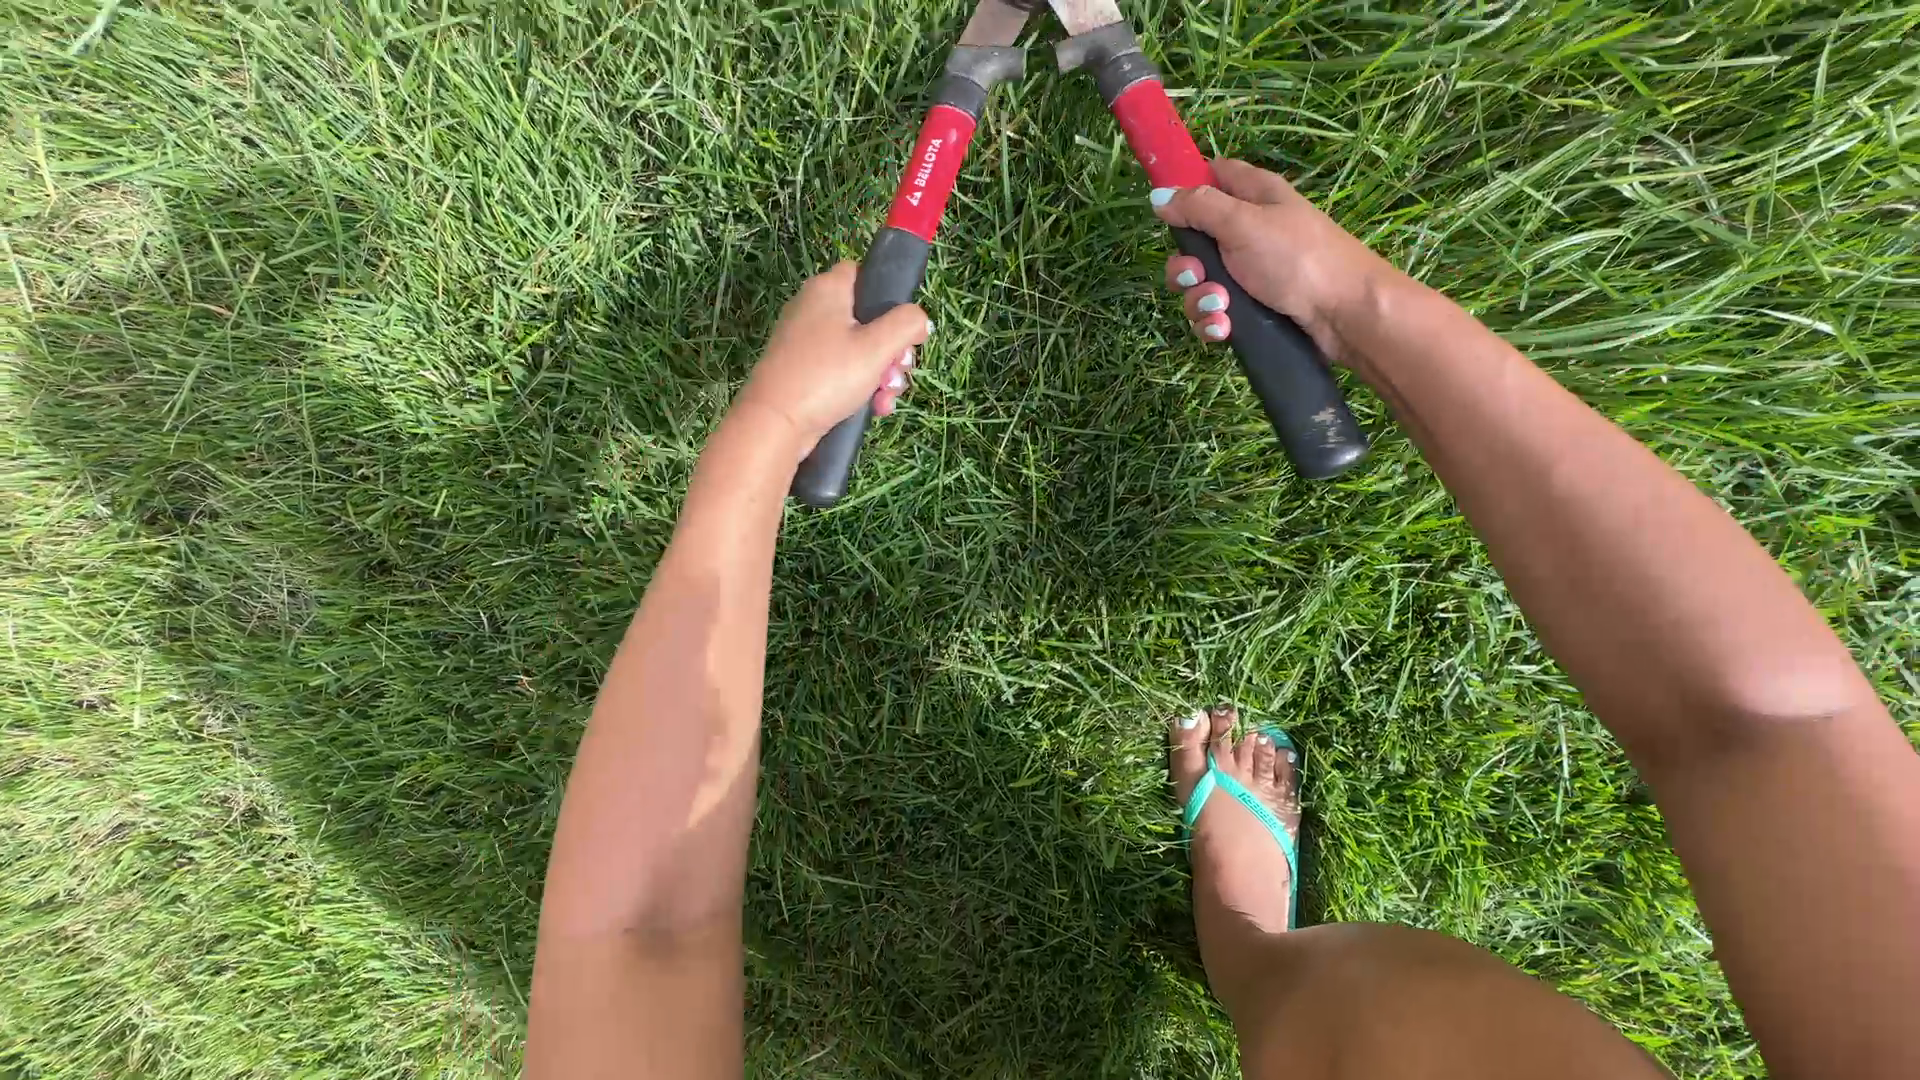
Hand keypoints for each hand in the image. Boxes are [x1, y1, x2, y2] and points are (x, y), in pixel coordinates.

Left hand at [732, 261, 930, 450]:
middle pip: (869, 318)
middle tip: (898, 371)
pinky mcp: (804, 369)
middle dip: (893, 350)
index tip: (904, 328)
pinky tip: (874, 408)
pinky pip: (843, 370)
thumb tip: (920, 321)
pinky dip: (862, 387)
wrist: (777, 423)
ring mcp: (806, 341)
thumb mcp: (877, 347)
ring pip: (860, 349)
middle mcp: (813, 308)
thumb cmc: (828, 376)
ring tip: (885, 399)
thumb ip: (907, 323)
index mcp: (828, 289)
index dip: (890, 298)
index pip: (866, 274)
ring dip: (882, 374)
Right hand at [1151, 159, 1399, 362]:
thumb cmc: (1298, 258)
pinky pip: (1214, 312)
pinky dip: (1213, 321)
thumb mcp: (1244, 224)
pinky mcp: (1250, 308)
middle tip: (1197, 275)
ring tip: (1221, 308)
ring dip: (1200, 300)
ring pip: (1200, 284)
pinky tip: (1225, 328)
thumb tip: (1160, 196)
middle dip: (1186, 266)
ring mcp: (1249, 273)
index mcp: (1253, 196)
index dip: (1186, 190)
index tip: (1164, 209)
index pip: (1212, 177)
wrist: (1343, 314)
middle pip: (1194, 243)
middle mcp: (1248, 232)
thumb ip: (1199, 208)